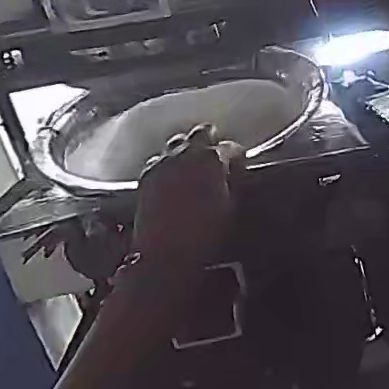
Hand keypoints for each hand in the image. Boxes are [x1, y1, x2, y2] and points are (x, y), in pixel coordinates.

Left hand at [130, 124, 237, 267]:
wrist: (166, 255)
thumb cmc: (206, 235)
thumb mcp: (230, 208)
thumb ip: (233, 184)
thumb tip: (232, 173)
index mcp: (213, 160)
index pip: (231, 147)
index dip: (238, 155)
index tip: (241, 163)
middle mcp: (187, 154)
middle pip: (201, 134)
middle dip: (211, 141)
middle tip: (218, 154)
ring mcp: (164, 162)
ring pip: (177, 143)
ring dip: (187, 149)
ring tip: (193, 162)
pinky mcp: (147, 176)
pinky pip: (159, 160)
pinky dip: (167, 163)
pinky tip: (171, 175)